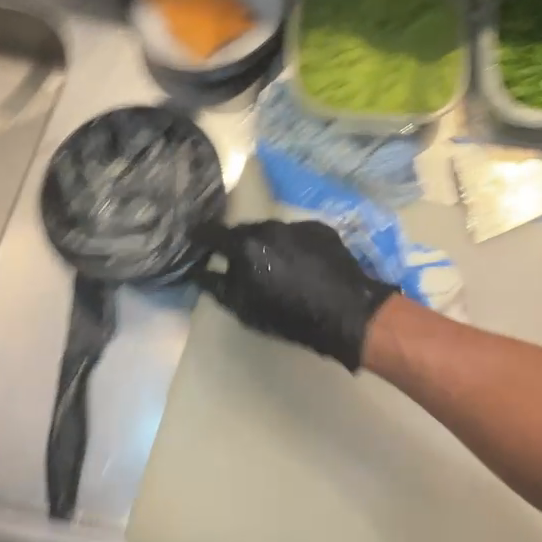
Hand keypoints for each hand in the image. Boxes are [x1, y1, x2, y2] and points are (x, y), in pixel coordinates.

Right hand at [195, 220, 397, 370]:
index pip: (213, 233)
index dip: (200, 237)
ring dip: (265, 243)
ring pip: (271, 230)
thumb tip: (197, 271)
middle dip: (236, 242)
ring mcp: (298, 224)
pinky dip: (291, 245)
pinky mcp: (320, 228)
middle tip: (234, 258)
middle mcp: (270, 226)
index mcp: (246, 246)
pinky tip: (299, 263)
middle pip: (244, 229)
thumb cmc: (290, 317)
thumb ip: (217, 286)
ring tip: (270, 263)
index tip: (194, 239)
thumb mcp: (245, 308)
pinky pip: (296, 234)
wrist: (347, 311)